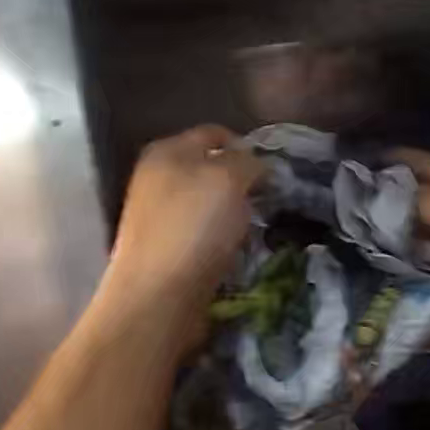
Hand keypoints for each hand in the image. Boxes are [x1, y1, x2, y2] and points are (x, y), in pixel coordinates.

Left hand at [99, 125, 264, 343]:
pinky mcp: (163, 249)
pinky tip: (234, 252)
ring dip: (233, 214)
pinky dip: (221, 239)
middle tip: (268, 198)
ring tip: (255, 228)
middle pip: (211, 169)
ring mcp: (157, 215)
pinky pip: (202, 233)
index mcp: (166, 150)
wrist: (157, 297)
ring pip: (209, 203)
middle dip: (241, 182)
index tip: (273, 168)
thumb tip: (256, 164)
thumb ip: (248, 161)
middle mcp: (156, 177)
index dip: (246, 146)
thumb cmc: (194, 226)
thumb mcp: (230, 178)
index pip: (215, 133)